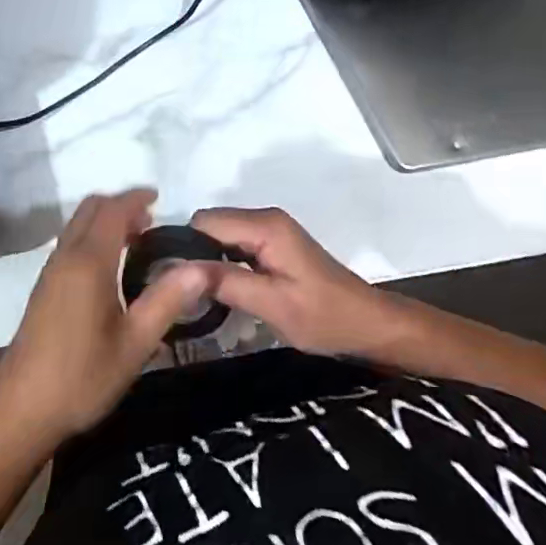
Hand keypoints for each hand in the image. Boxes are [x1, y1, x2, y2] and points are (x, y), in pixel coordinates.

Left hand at [0, 190, 209, 439]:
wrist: (23, 404)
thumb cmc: (83, 375)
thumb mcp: (134, 343)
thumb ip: (167, 300)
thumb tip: (201, 267)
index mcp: (88, 262)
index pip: (111, 211)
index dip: (135, 199)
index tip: (159, 199)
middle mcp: (66, 257)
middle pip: (90, 209)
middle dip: (119, 205)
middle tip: (151, 222)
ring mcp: (51, 270)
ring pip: (77, 225)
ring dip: (104, 222)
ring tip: (137, 243)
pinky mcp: (45, 286)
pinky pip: (71, 243)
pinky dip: (92, 238)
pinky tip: (111, 269)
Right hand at [192, 207, 417, 358]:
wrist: (371, 326)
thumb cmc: (324, 317)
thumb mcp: (271, 305)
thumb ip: (224, 282)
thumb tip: (177, 267)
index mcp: (264, 225)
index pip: (203, 222)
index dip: (185, 248)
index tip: (174, 280)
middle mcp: (264, 217)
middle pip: (209, 225)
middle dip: (194, 254)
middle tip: (188, 291)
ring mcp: (270, 228)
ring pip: (219, 234)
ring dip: (208, 259)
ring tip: (203, 292)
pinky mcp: (273, 242)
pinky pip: (233, 242)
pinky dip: (223, 262)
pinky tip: (224, 287)